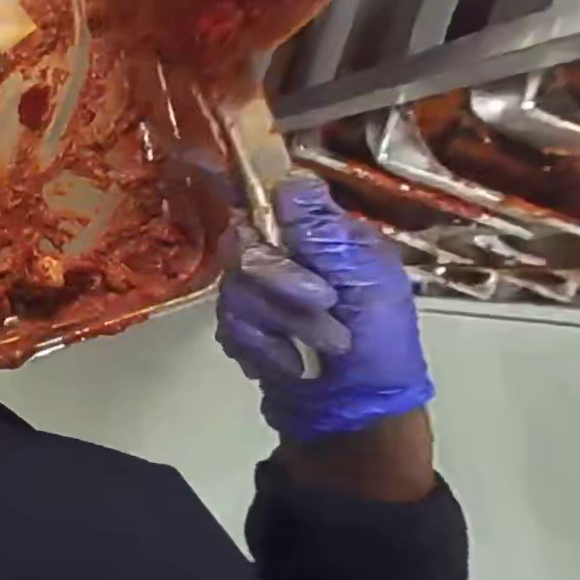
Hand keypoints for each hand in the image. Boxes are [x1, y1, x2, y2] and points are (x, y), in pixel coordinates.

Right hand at [216, 173, 432, 440]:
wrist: (349, 411)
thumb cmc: (376, 344)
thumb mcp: (367, 282)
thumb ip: (324, 236)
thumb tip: (291, 181)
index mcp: (321, 240)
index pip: (269, 201)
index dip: (239, 185)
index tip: (202, 168)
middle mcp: (284, 259)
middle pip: (245, 248)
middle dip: (280, 285)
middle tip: (321, 306)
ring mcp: (256, 295)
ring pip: (233, 291)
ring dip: (277, 324)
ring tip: (312, 350)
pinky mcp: (238, 327)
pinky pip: (227, 325)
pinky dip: (260, 347)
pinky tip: (285, 361)